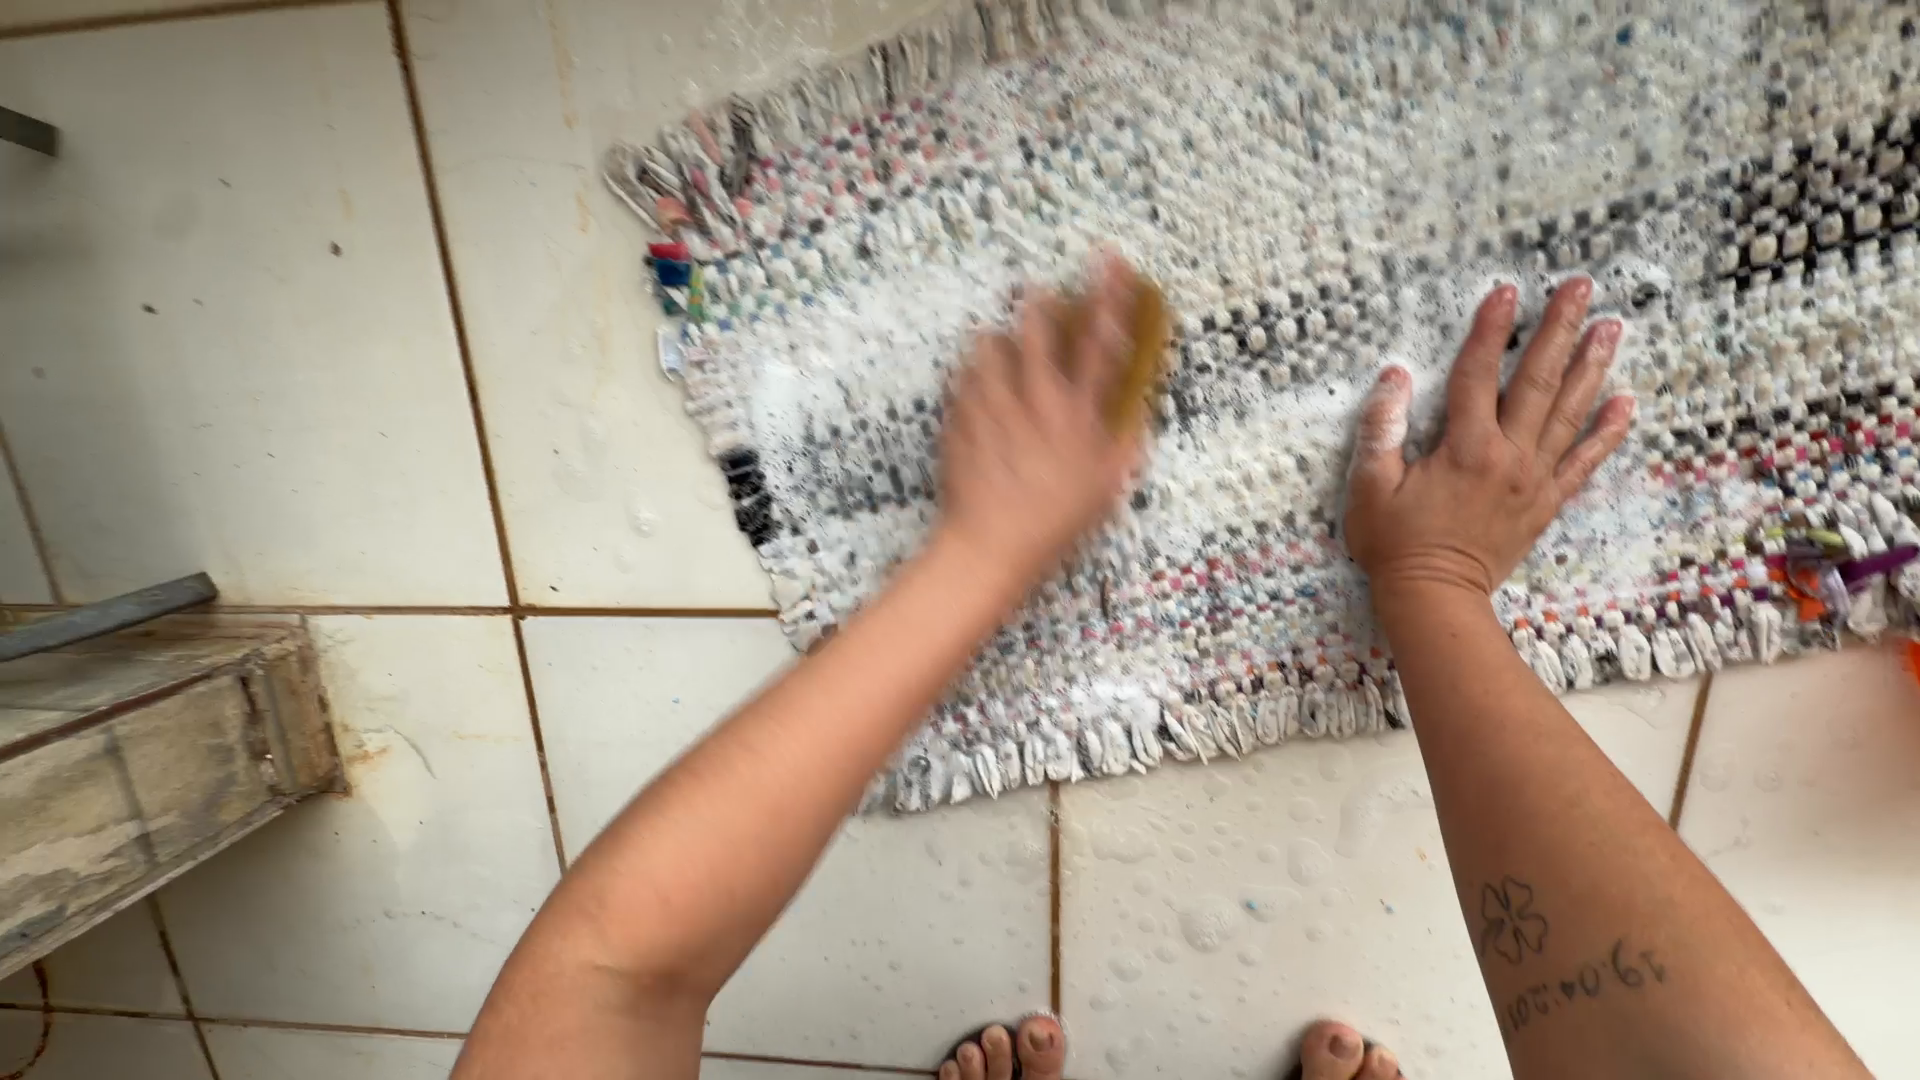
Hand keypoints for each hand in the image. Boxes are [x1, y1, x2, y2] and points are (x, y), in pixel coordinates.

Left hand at [933, 251, 1144, 596]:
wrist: (992, 543)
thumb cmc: (1056, 521)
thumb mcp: (1106, 487)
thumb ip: (1124, 443)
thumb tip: (1137, 413)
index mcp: (1077, 414)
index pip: (1101, 344)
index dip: (1108, 297)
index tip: (1109, 260)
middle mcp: (1036, 401)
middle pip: (1037, 335)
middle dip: (1039, 307)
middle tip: (1036, 293)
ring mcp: (992, 408)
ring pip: (990, 351)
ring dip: (995, 342)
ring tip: (993, 343)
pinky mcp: (959, 421)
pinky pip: (960, 383)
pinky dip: (967, 379)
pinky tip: (970, 387)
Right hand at [1345, 277, 1635, 601]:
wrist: (1433, 595)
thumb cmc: (1394, 542)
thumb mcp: (1368, 486)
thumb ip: (1380, 430)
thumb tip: (1394, 377)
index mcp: (1464, 448)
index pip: (1478, 376)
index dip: (1490, 332)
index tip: (1506, 292)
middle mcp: (1508, 456)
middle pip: (1538, 383)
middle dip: (1560, 331)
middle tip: (1583, 288)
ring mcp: (1534, 479)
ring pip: (1570, 413)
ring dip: (1593, 366)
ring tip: (1613, 326)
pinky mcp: (1546, 502)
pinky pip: (1585, 461)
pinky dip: (1609, 431)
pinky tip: (1627, 402)